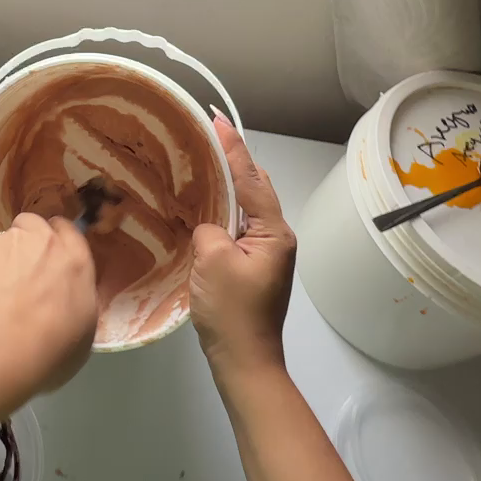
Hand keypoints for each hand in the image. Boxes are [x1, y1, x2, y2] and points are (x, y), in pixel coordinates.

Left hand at [0, 213, 97, 400]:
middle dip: (28, 241)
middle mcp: (44, 240)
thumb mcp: (83, 328)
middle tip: (22, 274)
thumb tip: (65, 296)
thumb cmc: (52, 348)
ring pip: (4, 239)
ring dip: (2, 258)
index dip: (57, 242)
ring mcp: (9, 240)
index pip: (68, 230)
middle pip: (34, 224)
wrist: (4, 346)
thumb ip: (75, 297)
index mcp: (76, 259)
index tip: (50, 262)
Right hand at [190, 111, 295, 373]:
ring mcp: (268, 252)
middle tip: (206, 136)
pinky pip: (240, 223)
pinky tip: (205, 203)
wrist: (245, 362)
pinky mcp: (254, 264)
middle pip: (255, 186)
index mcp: (273, 232)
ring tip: (203, 161)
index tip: (217, 118)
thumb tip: (209, 224)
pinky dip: (224, 206)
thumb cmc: (231, 310)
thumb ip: (209, 227)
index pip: (250, 178)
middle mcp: (277, 236)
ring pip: (248, 204)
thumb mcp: (212, 260)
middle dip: (234, 160)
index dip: (233, 147)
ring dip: (228, 183)